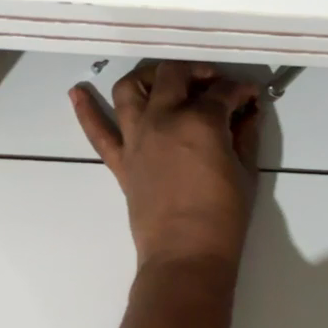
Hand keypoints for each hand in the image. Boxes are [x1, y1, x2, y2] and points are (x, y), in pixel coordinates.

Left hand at [70, 61, 262, 270]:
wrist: (185, 255)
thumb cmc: (223, 218)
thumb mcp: (245, 172)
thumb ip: (245, 135)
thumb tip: (248, 113)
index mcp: (200, 121)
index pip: (223, 92)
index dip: (240, 89)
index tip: (249, 95)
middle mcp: (163, 119)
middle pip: (173, 75)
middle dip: (197, 72)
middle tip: (213, 84)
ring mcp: (137, 138)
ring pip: (130, 89)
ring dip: (147, 77)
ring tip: (162, 81)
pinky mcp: (120, 161)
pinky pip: (97, 132)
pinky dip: (86, 110)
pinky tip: (77, 93)